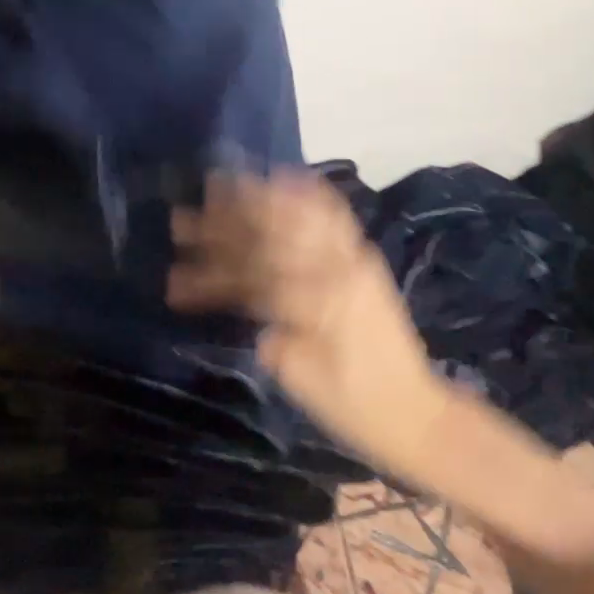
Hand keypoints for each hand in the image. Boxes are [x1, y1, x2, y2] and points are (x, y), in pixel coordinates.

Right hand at [167, 170, 449, 466]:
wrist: (418, 415)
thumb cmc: (353, 407)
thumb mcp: (301, 379)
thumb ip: (273, 338)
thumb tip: (255, 316)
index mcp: (316, 304)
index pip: (249, 277)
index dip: (208, 276)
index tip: (175, 278)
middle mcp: (336, 271)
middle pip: (268, 236)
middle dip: (221, 226)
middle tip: (183, 218)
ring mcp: (354, 262)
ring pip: (300, 216)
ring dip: (261, 198)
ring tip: (226, 183)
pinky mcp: (365, 263)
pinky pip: (337, 219)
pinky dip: (313, 195)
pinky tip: (292, 178)